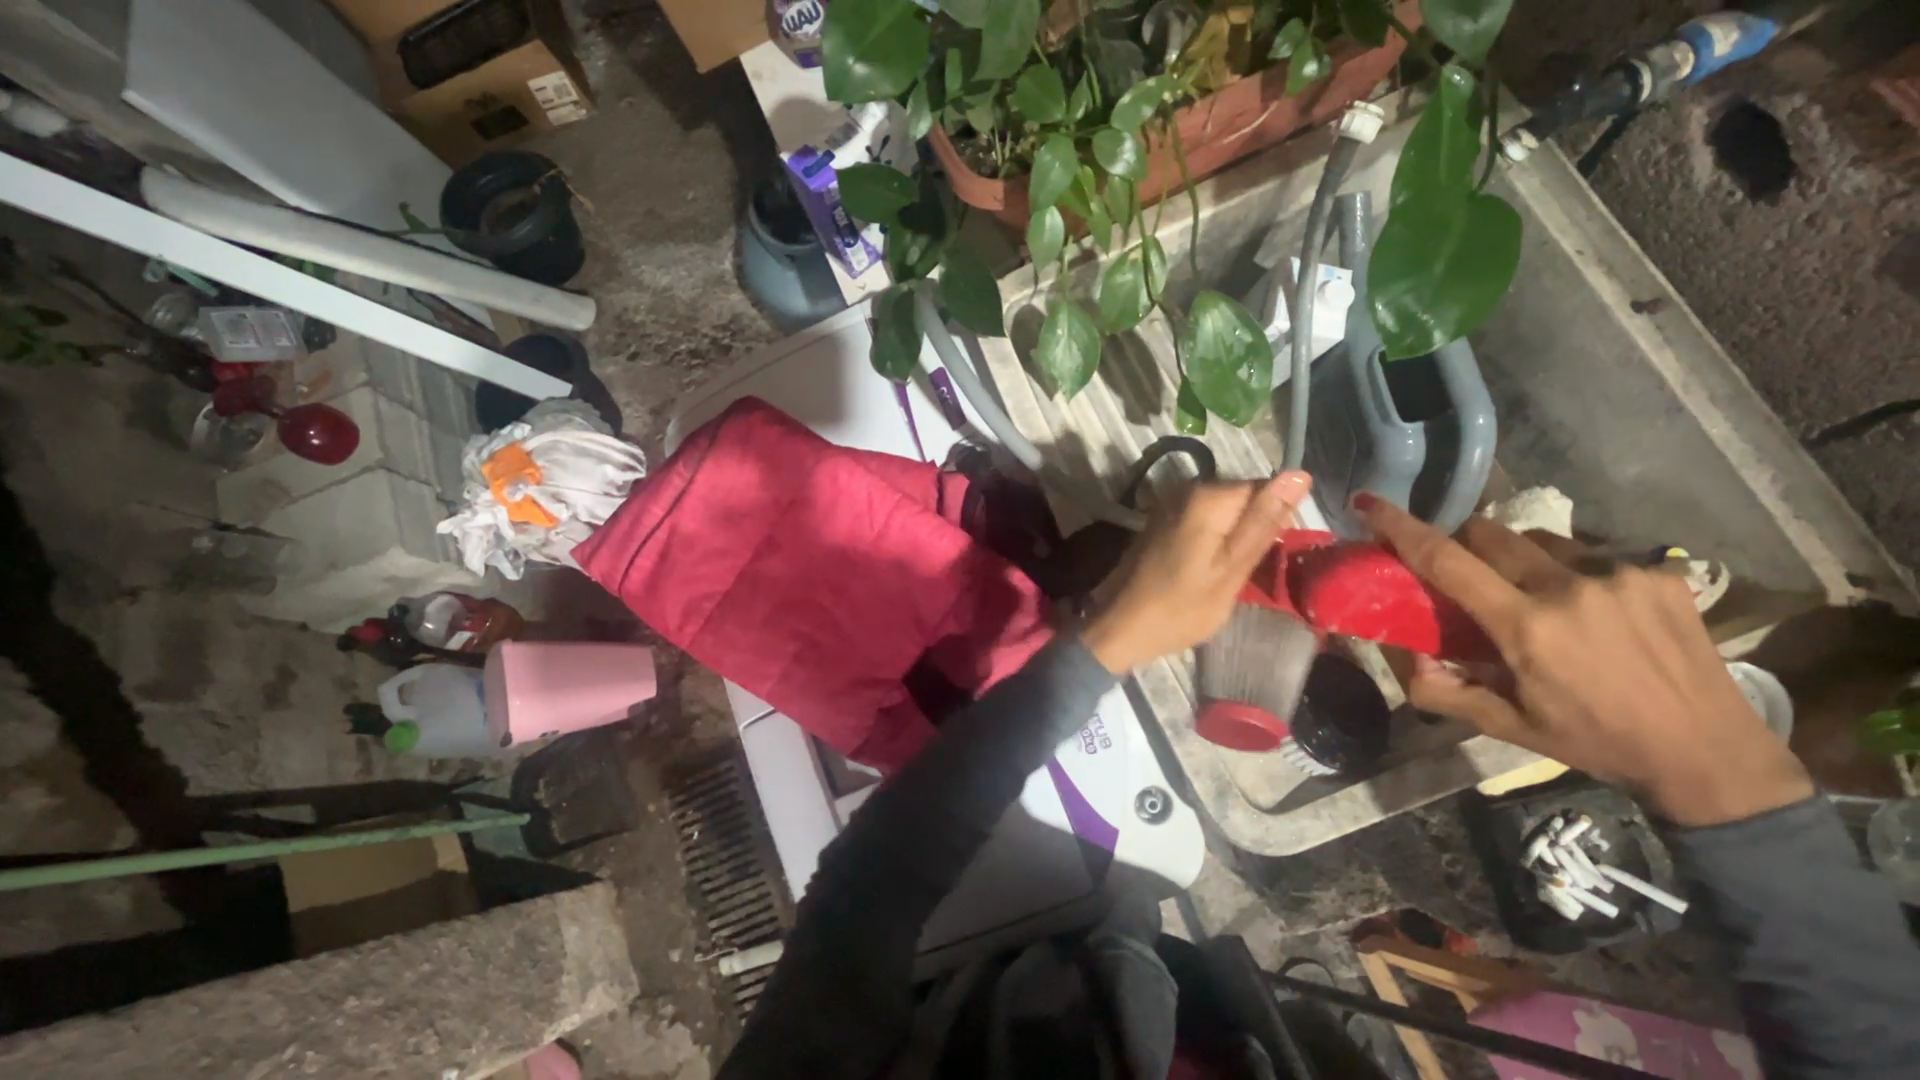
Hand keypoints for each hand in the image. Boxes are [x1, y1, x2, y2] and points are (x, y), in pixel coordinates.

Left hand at [1082, 472, 1312, 674]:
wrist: (1120, 627)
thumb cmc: (1181, 607)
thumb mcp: (1232, 569)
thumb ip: (1264, 522)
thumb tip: (1299, 473)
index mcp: (1208, 496)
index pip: (1265, 487)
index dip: (1276, 520)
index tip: (1269, 554)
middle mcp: (1187, 489)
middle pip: (1243, 497)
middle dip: (1254, 528)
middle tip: (1246, 570)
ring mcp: (1171, 505)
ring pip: (1225, 512)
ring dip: (1233, 538)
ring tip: (1229, 573)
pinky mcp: (1163, 522)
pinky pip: (1204, 522)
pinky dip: (1213, 542)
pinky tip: (1207, 570)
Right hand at [1357, 496, 1812, 826]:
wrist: (1707, 753)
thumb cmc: (1592, 742)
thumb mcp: (1504, 726)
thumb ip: (1440, 688)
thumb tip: (1397, 649)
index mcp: (1525, 627)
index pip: (1446, 560)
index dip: (1400, 527)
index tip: (1369, 503)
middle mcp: (1569, 587)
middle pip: (1489, 532)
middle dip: (1464, 544)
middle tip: (1466, 576)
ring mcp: (1620, 574)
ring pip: (1541, 540)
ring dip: (1521, 558)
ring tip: (1539, 597)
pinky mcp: (1660, 572)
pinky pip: (1593, 554)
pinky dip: (1576, 573)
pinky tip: (1595, 610)